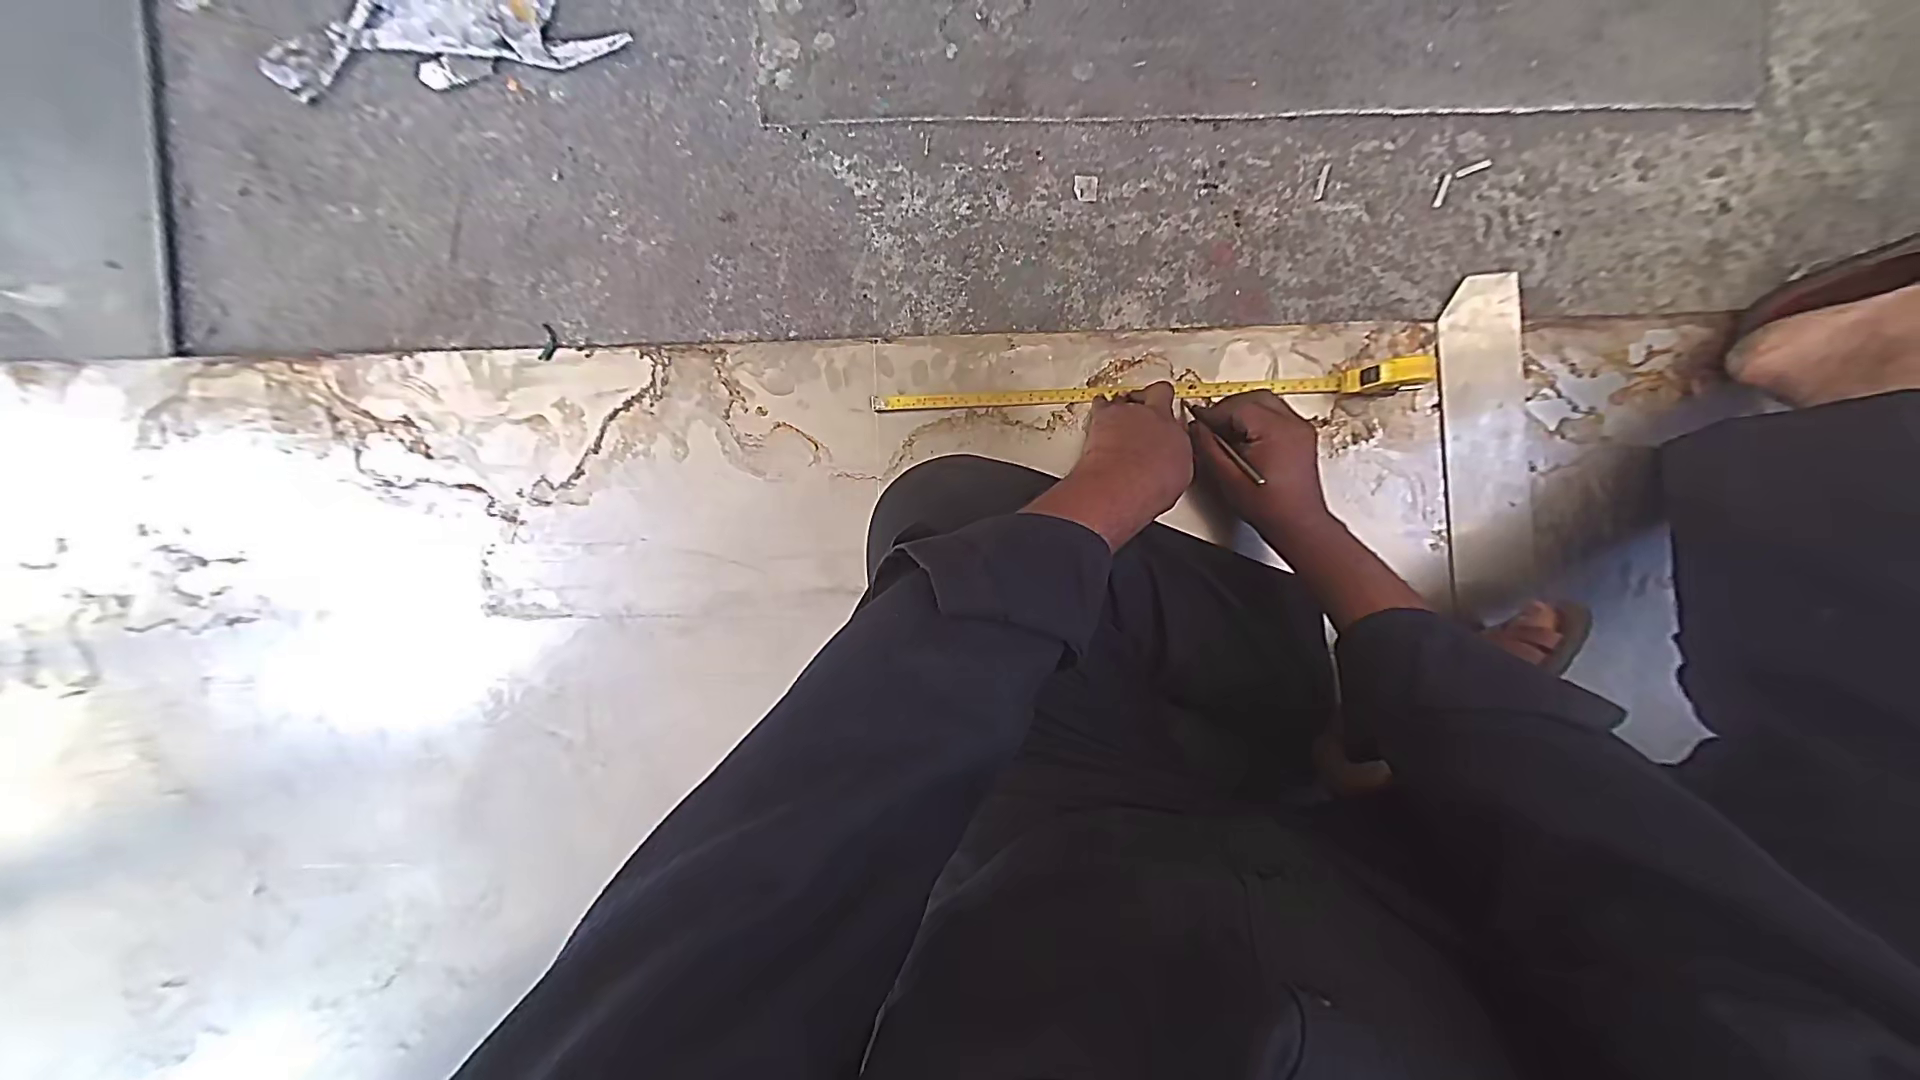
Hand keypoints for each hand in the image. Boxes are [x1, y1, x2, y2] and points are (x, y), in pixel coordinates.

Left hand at [1021, 382, 1193, 549]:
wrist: (1123, 485)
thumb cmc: (1146, 490)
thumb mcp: (1174, 484)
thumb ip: (1171, 467)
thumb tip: (1165, 474)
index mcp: (1179, 438)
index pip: (1179, 423)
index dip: (1169, 426)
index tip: (1163, 432)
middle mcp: (1158, 419)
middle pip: (1161, 393)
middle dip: (1154, 395)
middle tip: (1146, 402)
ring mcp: (1132, 413)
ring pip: (1128, 398)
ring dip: (1123, 405)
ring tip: (1117, 414)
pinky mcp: (1107, 414)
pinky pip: (1102, 403)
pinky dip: (1099, 406)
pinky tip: (1098, 409)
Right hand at [1188, 391, 1329, 537]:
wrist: (1296, 523)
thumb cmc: (1268, 507)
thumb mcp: (1227, 478)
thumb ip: (1208, 447)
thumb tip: (1197, 428)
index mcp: (1276, 431)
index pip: (1237, 406)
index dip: (1212, 413)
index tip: (1197, 420)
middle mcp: (1293, 425)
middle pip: (1253, 398)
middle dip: (1227, 408)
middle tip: (1208, 424)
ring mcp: (1300, 429)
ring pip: (1265, 402)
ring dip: (1241, 411)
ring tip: (1224, 431)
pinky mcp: (1301, 435)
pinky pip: (1276, 414)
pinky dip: (1256, 418)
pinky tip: (1242, 437)